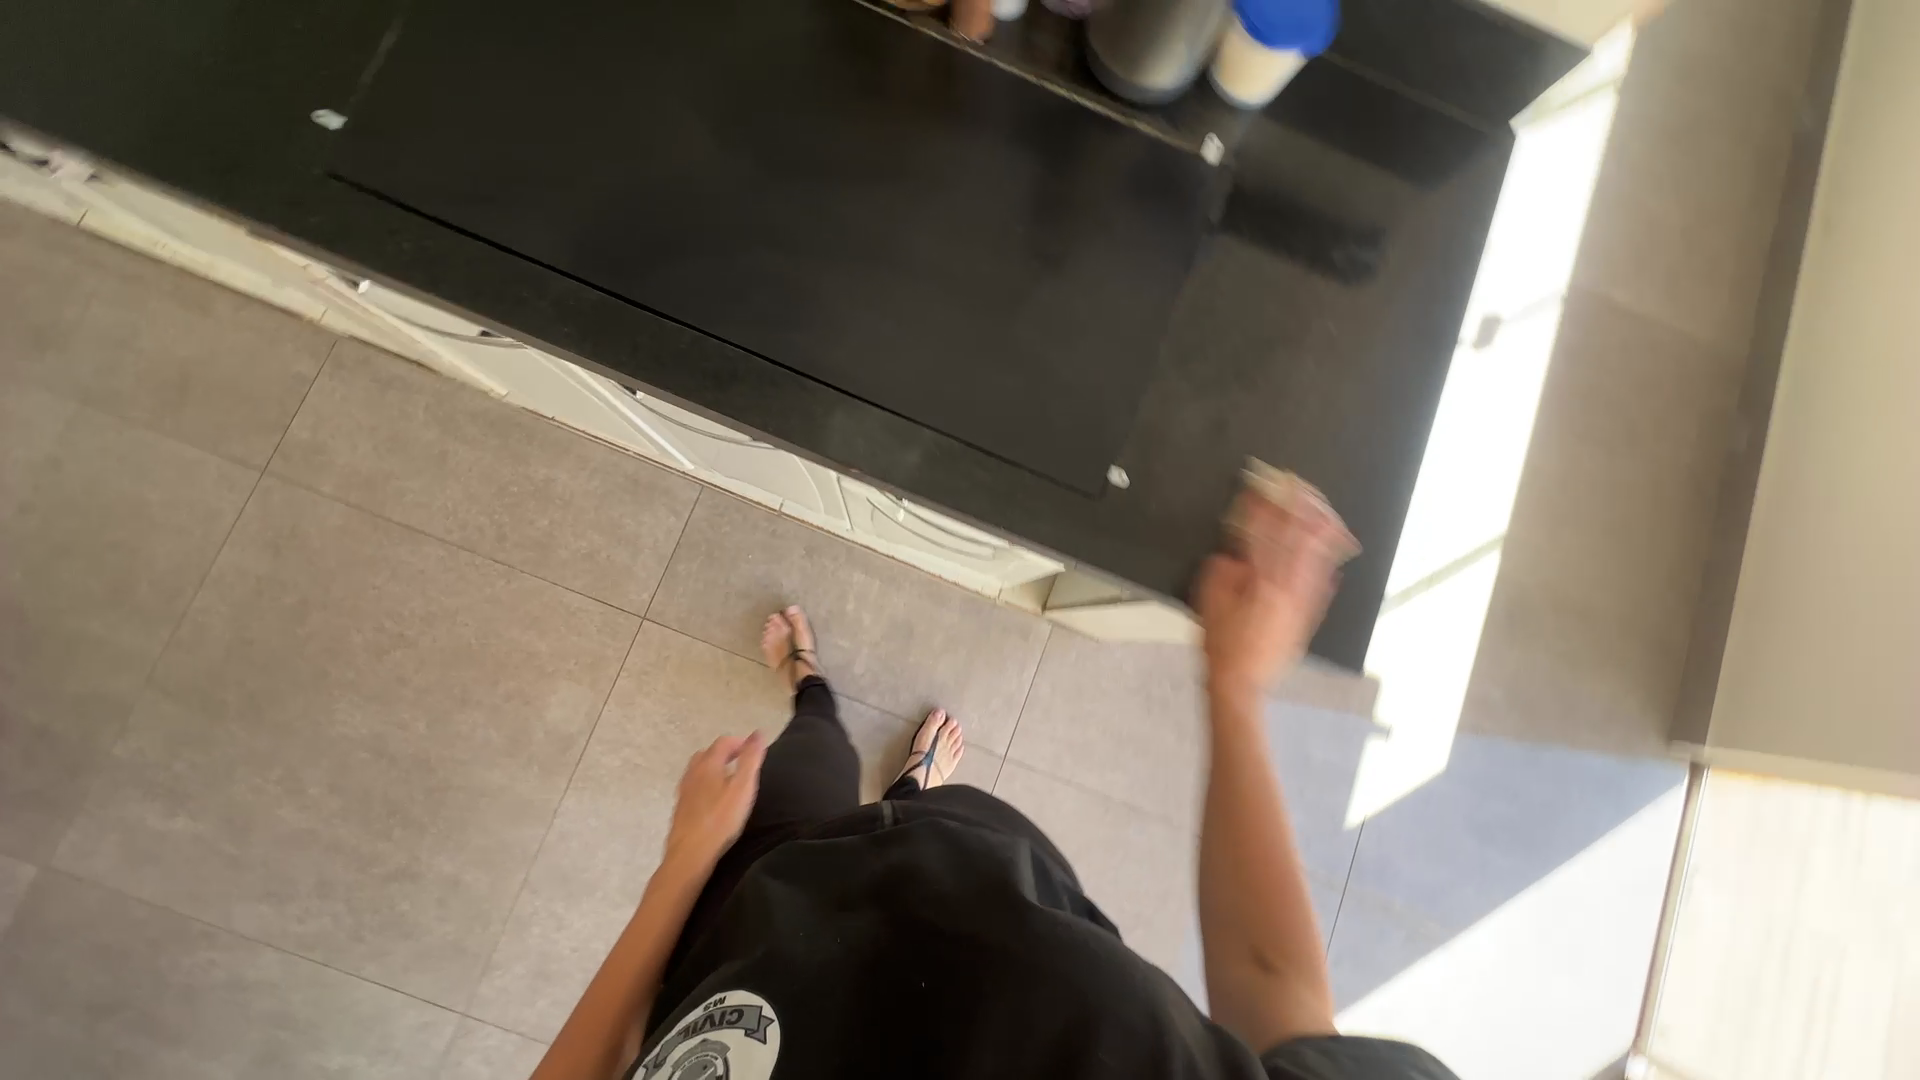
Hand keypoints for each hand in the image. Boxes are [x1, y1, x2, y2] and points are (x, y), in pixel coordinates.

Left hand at [663, 732, 767, 868]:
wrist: (690, 854)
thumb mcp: (743, 787)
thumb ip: (751, 759)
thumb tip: (758, 733)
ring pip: (698, 770)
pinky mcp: (680, 808)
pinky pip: (694, 786)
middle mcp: (692, 773)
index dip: (740, 742)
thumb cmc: (721, 819)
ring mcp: (684, 791)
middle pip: (708, 753)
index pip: (724, 742)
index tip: (754, 752)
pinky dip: (705, 784)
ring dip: (714, 768)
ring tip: (730, 780)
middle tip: (742, 763)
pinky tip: (714, 800)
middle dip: (726, 753)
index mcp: (708, 764)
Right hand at [1195, 487, 1353, 703]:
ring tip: (1324, 513)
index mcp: (1261, 583)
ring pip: (1315, 560)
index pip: (1262, 536)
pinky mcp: (1305, 619)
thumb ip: (1220, 575)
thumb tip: (1231, 557)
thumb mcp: (1208, 605)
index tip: (1261, 490)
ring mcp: (1299, 604)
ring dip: (1319, 534)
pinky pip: (1322, 588)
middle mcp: (1286, 589)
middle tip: (1302, 491)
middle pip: (1297, 541)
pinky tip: (1331, 561)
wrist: (1241, 683)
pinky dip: (1326, 569)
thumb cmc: (1222, 646)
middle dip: (1298, 512)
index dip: (1261, 510)